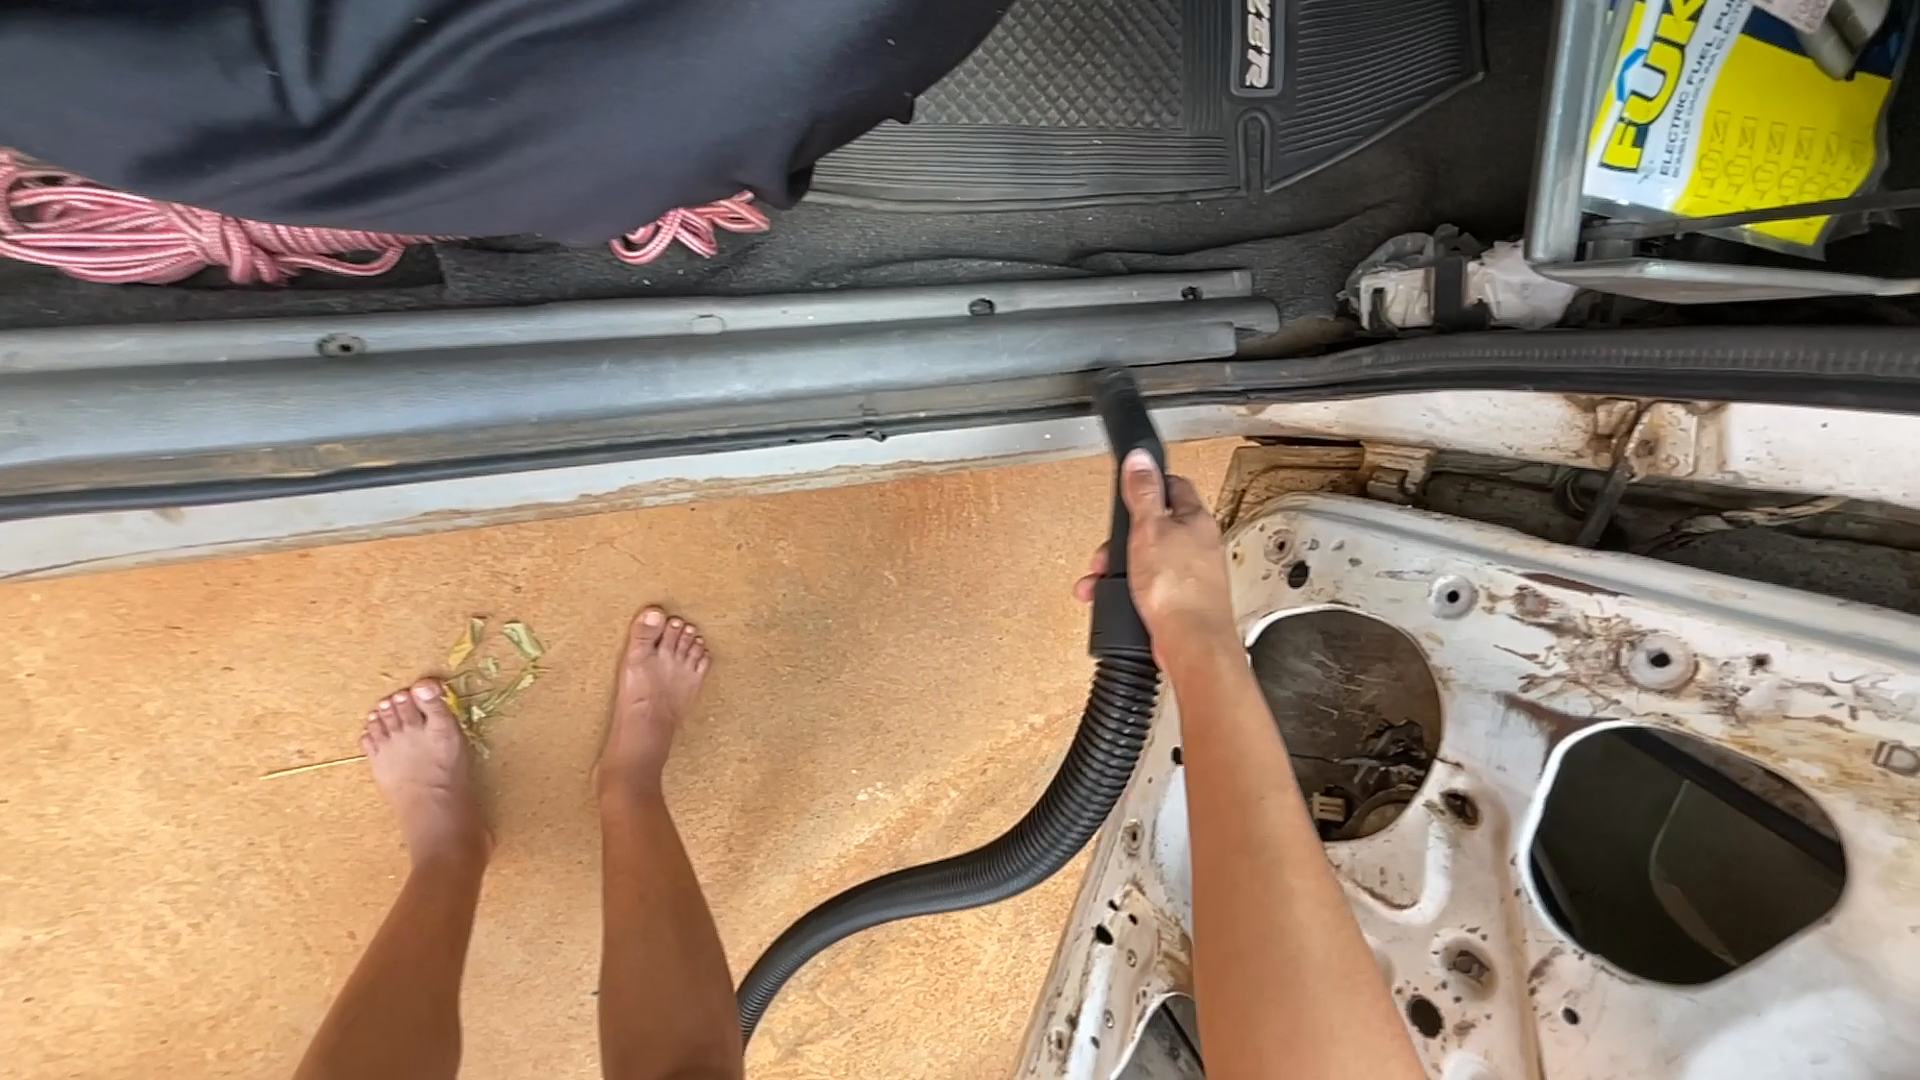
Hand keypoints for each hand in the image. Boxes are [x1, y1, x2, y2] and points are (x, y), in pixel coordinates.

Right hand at [1074, 449, 1236, 661]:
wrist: (1191, 644)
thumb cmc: (1178, 590)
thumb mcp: (1149, 530)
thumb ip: (1143, 493)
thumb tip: (1140, 458)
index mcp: (1196, 519)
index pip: (1173, 485)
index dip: (1148, 483)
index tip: (1130, 487)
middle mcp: (1199, 544)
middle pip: (1154, 525)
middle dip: (1122, 538)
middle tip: (1107, 550)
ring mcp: (1191, 574)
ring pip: (1147, 558)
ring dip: (1119, 568)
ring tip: (1101, 579)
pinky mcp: (1181, 600)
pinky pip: (1148, 586)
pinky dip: (1126, 591)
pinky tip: (1116, 598)